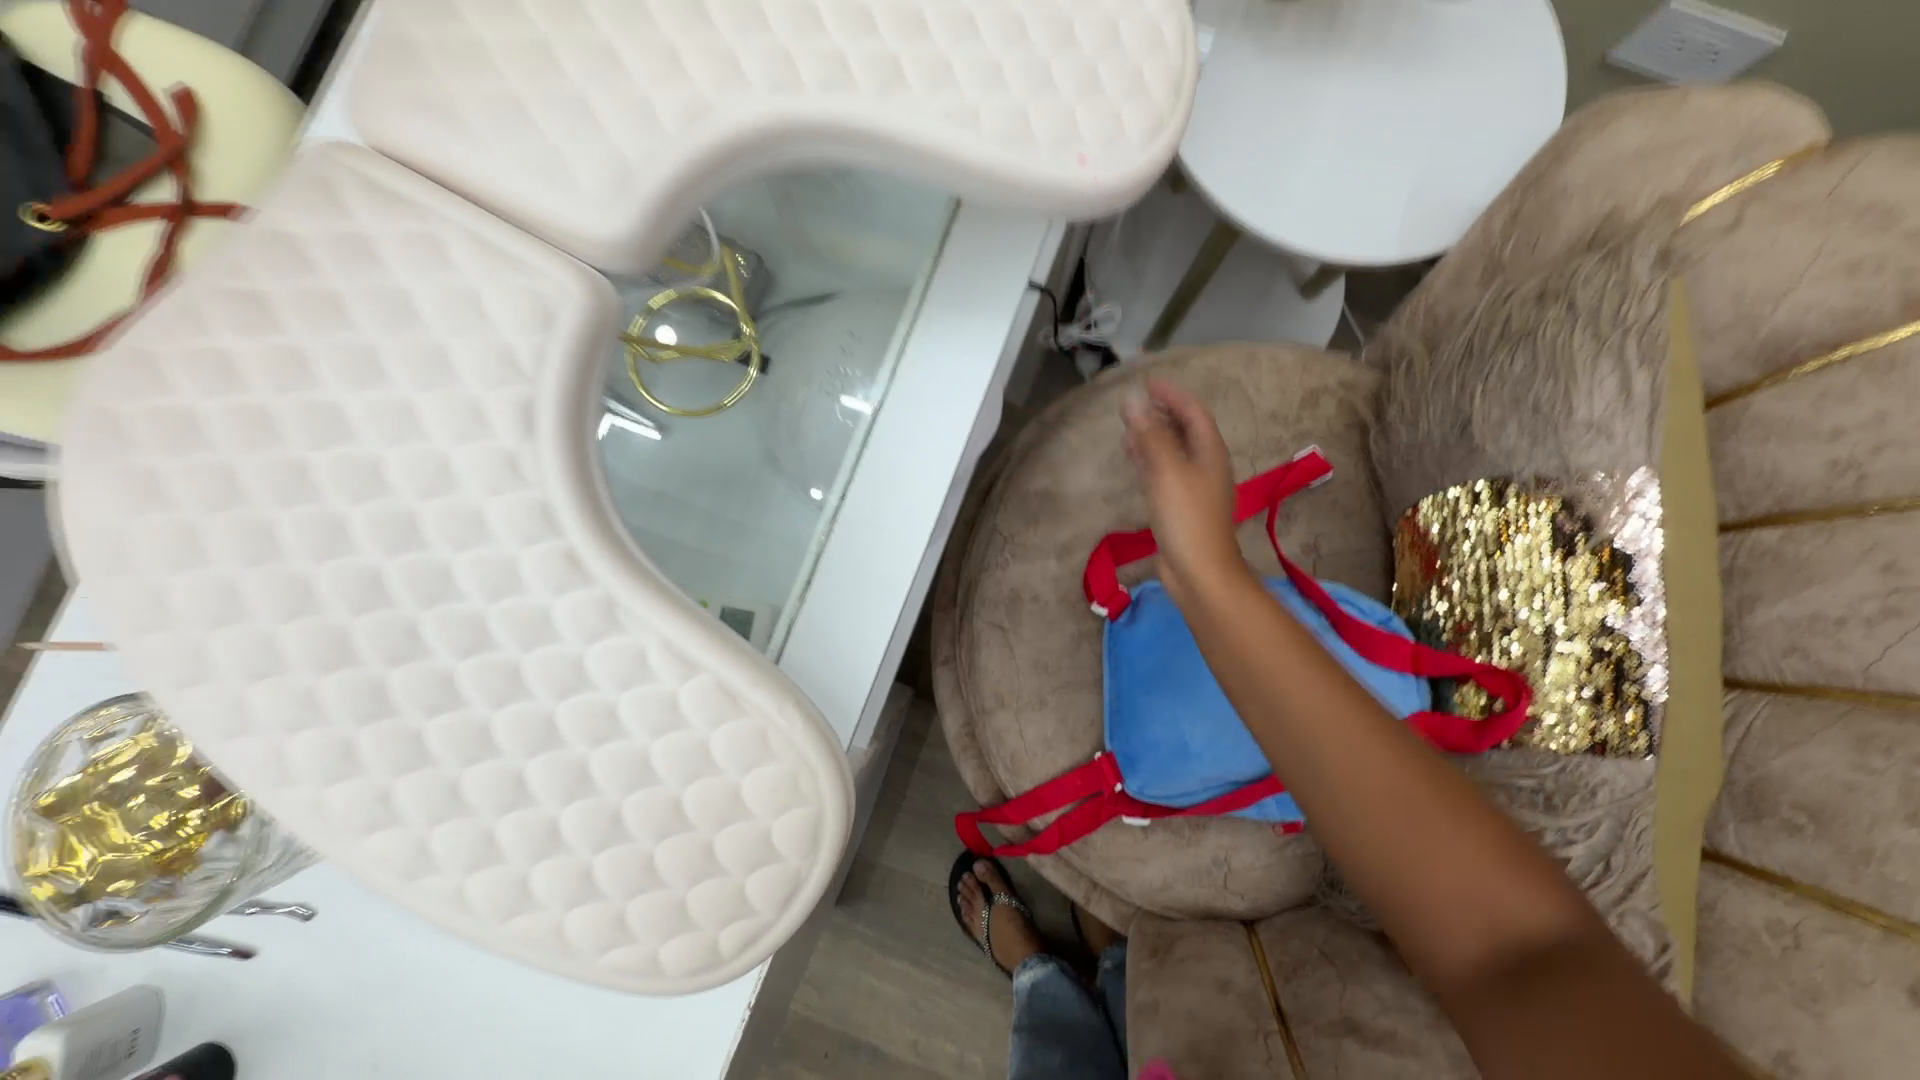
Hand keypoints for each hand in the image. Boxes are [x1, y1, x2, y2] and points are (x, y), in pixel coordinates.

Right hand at [1123, 378, 1249, 608]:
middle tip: (1133, 405)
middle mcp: (1205, 465)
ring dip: (1152, 437)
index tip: (1147, 382)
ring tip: (1127, 430)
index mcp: (1210, 452)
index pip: (1193, 412)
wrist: (1200, 572)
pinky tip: (1134, 460)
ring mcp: (1193, 488)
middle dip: (1160, 414)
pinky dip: (1149, 460)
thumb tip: (1132, 400)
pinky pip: (1164, 473)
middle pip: (1184, 430)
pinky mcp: (1180, 507)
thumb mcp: (1167, 470)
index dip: (1171, 394)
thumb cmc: (1187, 518)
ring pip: (1173, 452)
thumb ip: (1150, 434)